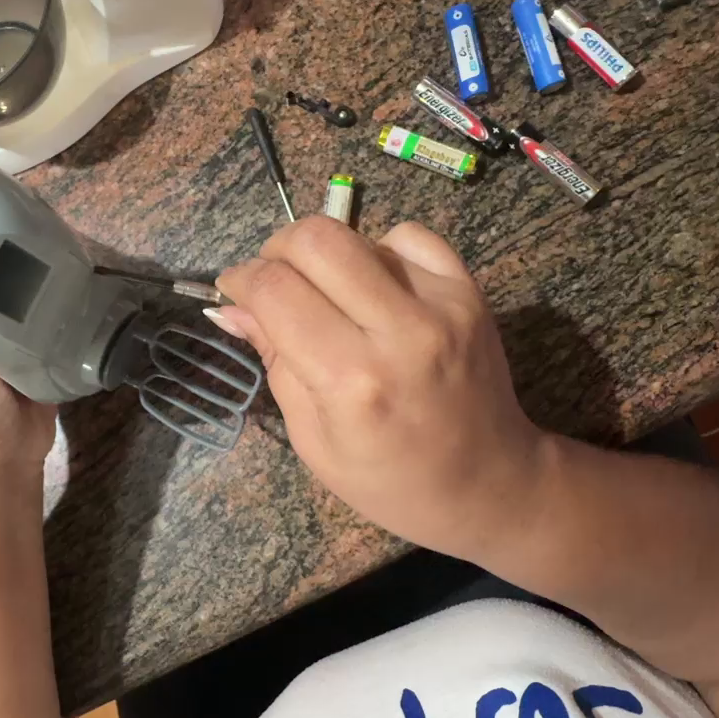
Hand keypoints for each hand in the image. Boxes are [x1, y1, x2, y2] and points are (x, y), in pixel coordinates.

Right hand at [211, 219, 543, 559]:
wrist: (488, 483)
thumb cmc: (389, 480)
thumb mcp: (313, 439)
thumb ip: (275, 361)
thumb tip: (230, 306)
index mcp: (351, 380)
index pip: (275, 290)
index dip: (240, 279)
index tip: (233, 290)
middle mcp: (399, 331)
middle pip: (316, 239)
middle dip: (277, 250)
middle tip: (274, 281)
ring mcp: (443, 304)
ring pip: (359, 234)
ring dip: (327, 256)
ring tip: (330, 297)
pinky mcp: (470, 291)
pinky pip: (408, 237)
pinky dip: (379, 251)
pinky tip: (376, 289)